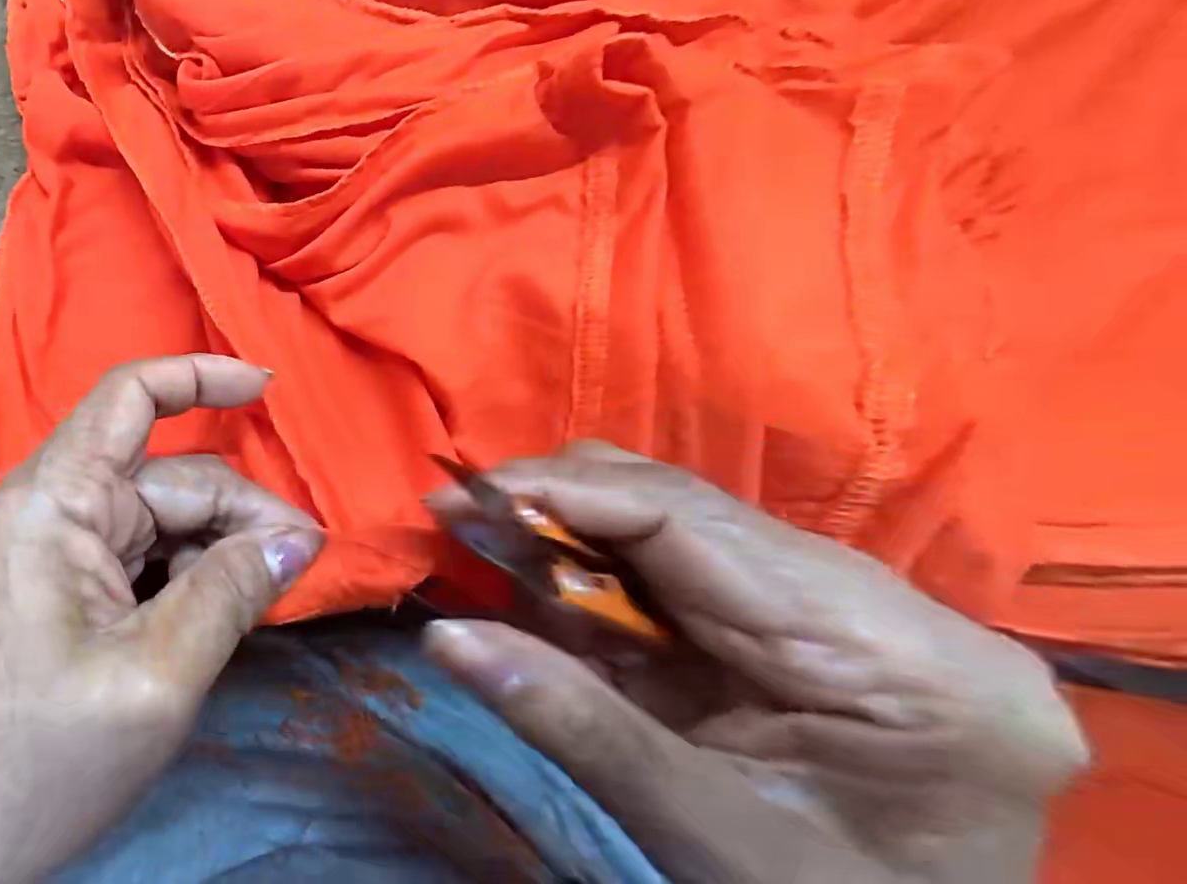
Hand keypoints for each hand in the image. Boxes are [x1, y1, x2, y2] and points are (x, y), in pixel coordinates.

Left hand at [0, 355, 323, 883]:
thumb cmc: (44, 754)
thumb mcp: (157, 673)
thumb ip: (231, 593)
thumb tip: (298, 540)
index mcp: (59, 500)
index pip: (130, 398)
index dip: (198, 377)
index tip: (264, 386)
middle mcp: (62, 505)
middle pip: (174, 476)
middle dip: (242, 511)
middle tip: (305, 557)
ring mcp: (71, 544)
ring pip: (172, 517)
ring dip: (227, 546)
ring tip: (274, 590)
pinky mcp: (82, 581)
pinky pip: (157, 552)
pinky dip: (200, 570)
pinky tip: (231, 605)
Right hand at [423, 441, 1086, 883]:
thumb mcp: (706, 840)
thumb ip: (576, 726)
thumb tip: (444, 636)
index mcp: (888, 649)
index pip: (690, 519)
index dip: (561, 494)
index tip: (459, 497)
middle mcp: (865, 593)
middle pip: (673, 501)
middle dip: (553, 504)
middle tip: (459, 522)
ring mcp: (828, 593)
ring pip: (661, 514)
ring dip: (565, 530)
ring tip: (491, 548)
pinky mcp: (784, 606)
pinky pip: (665, 554)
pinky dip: (591, 566)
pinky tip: (548, 585)